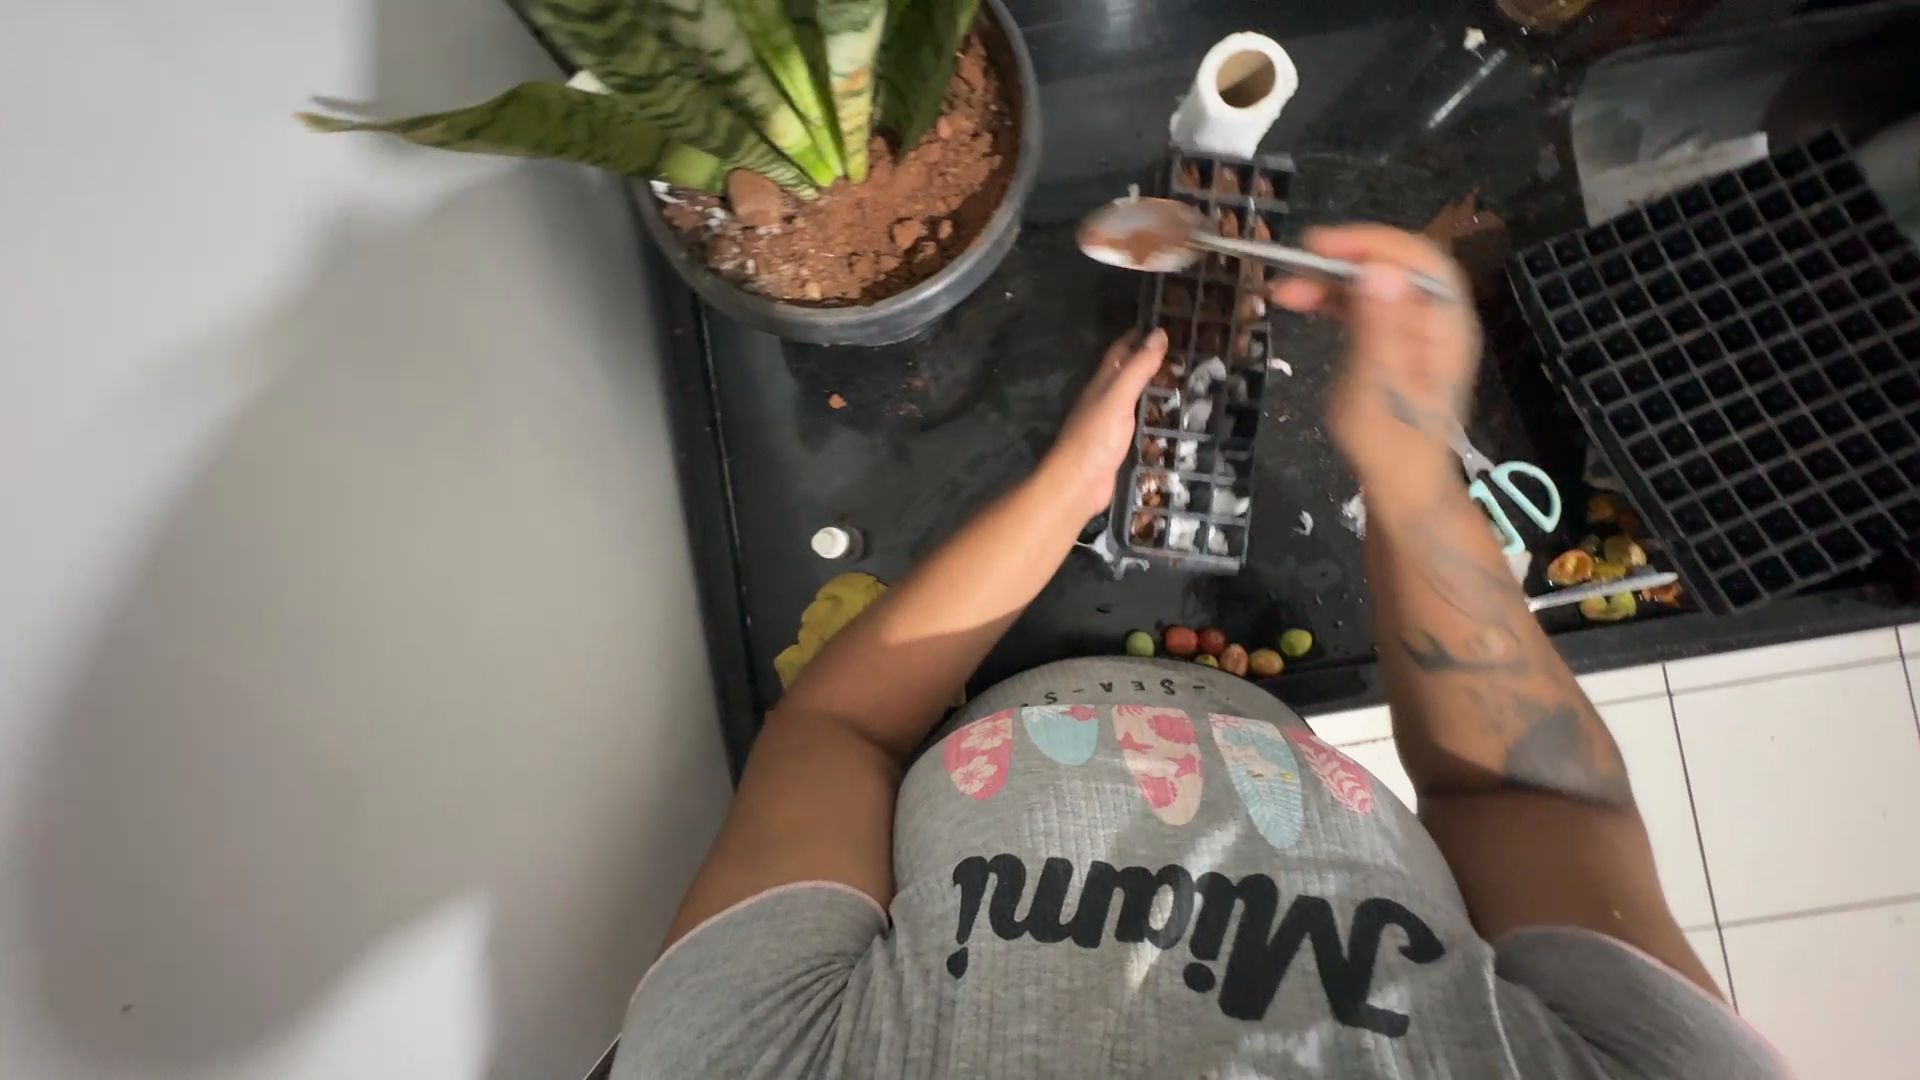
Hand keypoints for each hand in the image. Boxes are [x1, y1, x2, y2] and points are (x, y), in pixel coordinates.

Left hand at [1041, 328, 1167, 519]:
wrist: (1078, 483)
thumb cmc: (1095, 437)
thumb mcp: (1118, 397)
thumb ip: (1138, 368)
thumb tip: (1158, 333)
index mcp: (1101, 383)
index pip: (1120, 351)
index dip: (1138, 335)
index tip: (1165, 323)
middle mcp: (1103, 399)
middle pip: (1127, 373)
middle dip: (1149, 360)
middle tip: (1183, 352)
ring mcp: (1109, 423)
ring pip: (1133, 398)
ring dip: (1153, 388)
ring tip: (1184, 381)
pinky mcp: (1117, 445)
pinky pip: (1138, 423)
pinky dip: (1152, 416)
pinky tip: (1169, 418)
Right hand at [1270, 225, 1480, 520]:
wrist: (1400, 481)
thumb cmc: (1388, 440)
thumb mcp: (1377, 384)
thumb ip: (1379, 327)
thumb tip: (1375, 272)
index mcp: (1443, 324)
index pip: (1416, 261)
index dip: (1369, 244)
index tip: (1318, 244)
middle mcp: (1435, 319)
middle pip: (1393, 270)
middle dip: (1343, 262)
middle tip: (1294, 266)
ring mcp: (1415, 333)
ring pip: (1375, 289)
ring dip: (1332, 283)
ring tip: (1287, 291)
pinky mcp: (1395, 347)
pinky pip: (1367, 310)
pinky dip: (1336, 304)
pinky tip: (1307, 306)